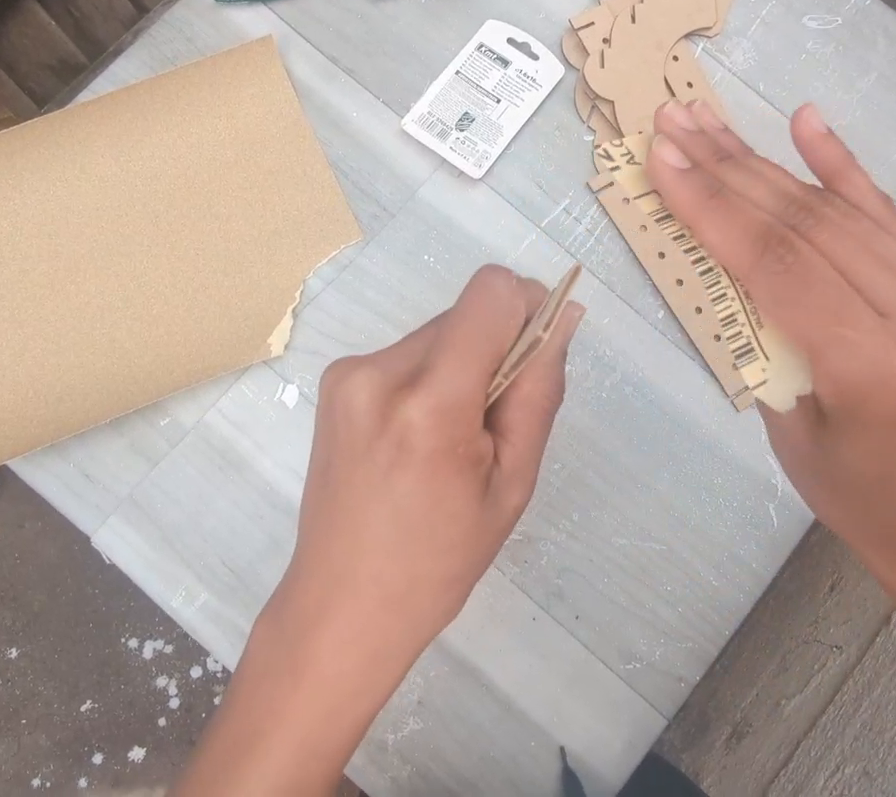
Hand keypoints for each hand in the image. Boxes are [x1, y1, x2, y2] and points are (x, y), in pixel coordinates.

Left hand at [276, 264, 583, 665]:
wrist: (342, 603)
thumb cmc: (440, 560)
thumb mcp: (513, 483)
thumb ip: (538, 390)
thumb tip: (561, 317)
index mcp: (430, 402)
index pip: (489, 293)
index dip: (527, 307)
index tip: (536, 357)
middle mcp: (379, 370)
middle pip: (465, 314)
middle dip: (496, 350)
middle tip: (492, 427)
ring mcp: (348, 373)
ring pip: (438, 332)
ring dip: (463, 366)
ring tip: (451, 441)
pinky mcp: (335, 381)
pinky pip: (406, 354)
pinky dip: (431, 378)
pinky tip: (420, 438)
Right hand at [648, 98, 895, 584]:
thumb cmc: (850, 490)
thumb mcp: (784, 427)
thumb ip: (758, 337)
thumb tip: (714, 256)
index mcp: (869, 364)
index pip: (776, 264)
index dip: (712, 206)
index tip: (662, 159)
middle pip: (803, 224)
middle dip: (726, 168)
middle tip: (673, 123)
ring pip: (834, 211)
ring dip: (763, 162)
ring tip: (708, 124)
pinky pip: (883, 215)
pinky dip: (840, 166)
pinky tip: (806, 121)